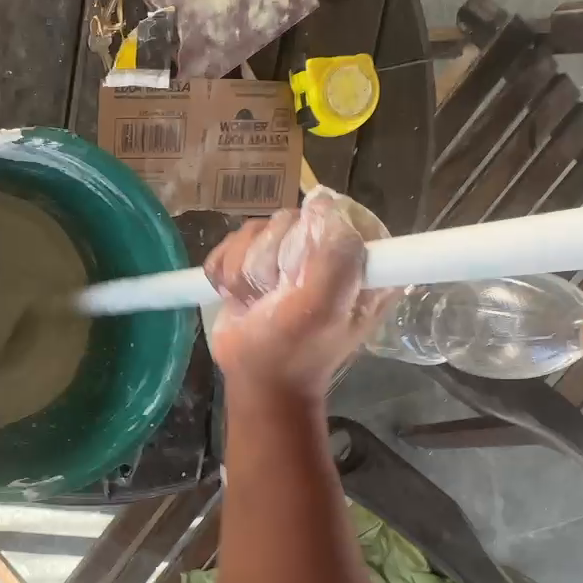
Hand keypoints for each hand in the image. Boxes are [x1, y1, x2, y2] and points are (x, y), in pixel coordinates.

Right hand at [203, 187, 394, 403]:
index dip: (305, 239)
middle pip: (286, 220)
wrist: (257, 381)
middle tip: (271, 295)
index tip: (296, 274)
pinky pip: (229, 244)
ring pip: (253, 231)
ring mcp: (286, 257)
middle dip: (267, 259)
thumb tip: (320, 202)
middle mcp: (325, 252)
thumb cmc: (293, 352)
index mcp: (359, 260)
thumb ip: (333, 255)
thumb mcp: (322, 309)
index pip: (331, 215)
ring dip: (241, 270)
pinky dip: (223, 272)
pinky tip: (234, 295)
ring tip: (251, 300)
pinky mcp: (253, 264)